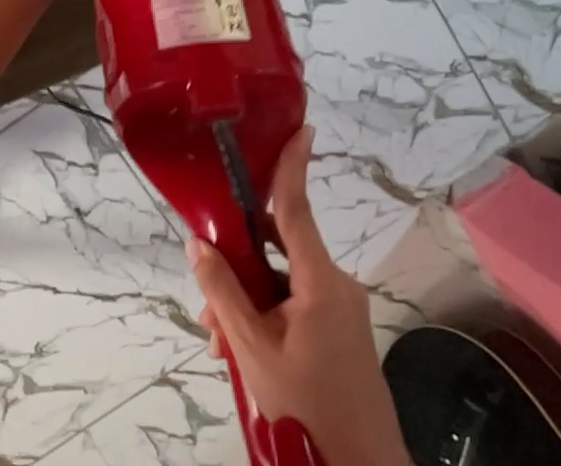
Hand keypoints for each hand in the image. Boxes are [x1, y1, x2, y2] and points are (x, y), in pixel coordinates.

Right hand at [188, 127, 412, 465]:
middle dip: (235, 265)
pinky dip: (261, 316)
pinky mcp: (337, 330)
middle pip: (276, 250)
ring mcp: (338, 309)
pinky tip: (236, 349)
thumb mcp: (252, 346)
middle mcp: (334, 286)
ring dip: (243, 301)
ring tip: (217, 341)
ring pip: (278, 283)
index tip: (301, 127)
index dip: (293, 166)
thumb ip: (222, 291)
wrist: (362, 465)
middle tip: (204, 302)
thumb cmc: (307, 403)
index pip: (296, 210)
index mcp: (320, 281)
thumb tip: (198, 244)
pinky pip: (291, 305)